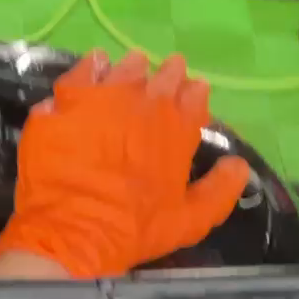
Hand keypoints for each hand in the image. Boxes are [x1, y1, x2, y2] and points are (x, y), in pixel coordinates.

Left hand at [0, 51, 249, 279]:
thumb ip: (220, 189)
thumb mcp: (191, 220)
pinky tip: (87, 73)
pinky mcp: (60, 106)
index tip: (189, 91)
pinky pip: (75, 78)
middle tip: (160, 75)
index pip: (193, 95)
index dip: (191, 93)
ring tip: (124, 69)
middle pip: (157, 77)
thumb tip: (238, 165)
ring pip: (117, 70)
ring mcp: (97, 99)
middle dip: (162, 75)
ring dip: (124, 68)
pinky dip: (85, 72)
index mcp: (176, 126)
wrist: (71, 230)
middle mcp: (140, 102)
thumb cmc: (134, 229)